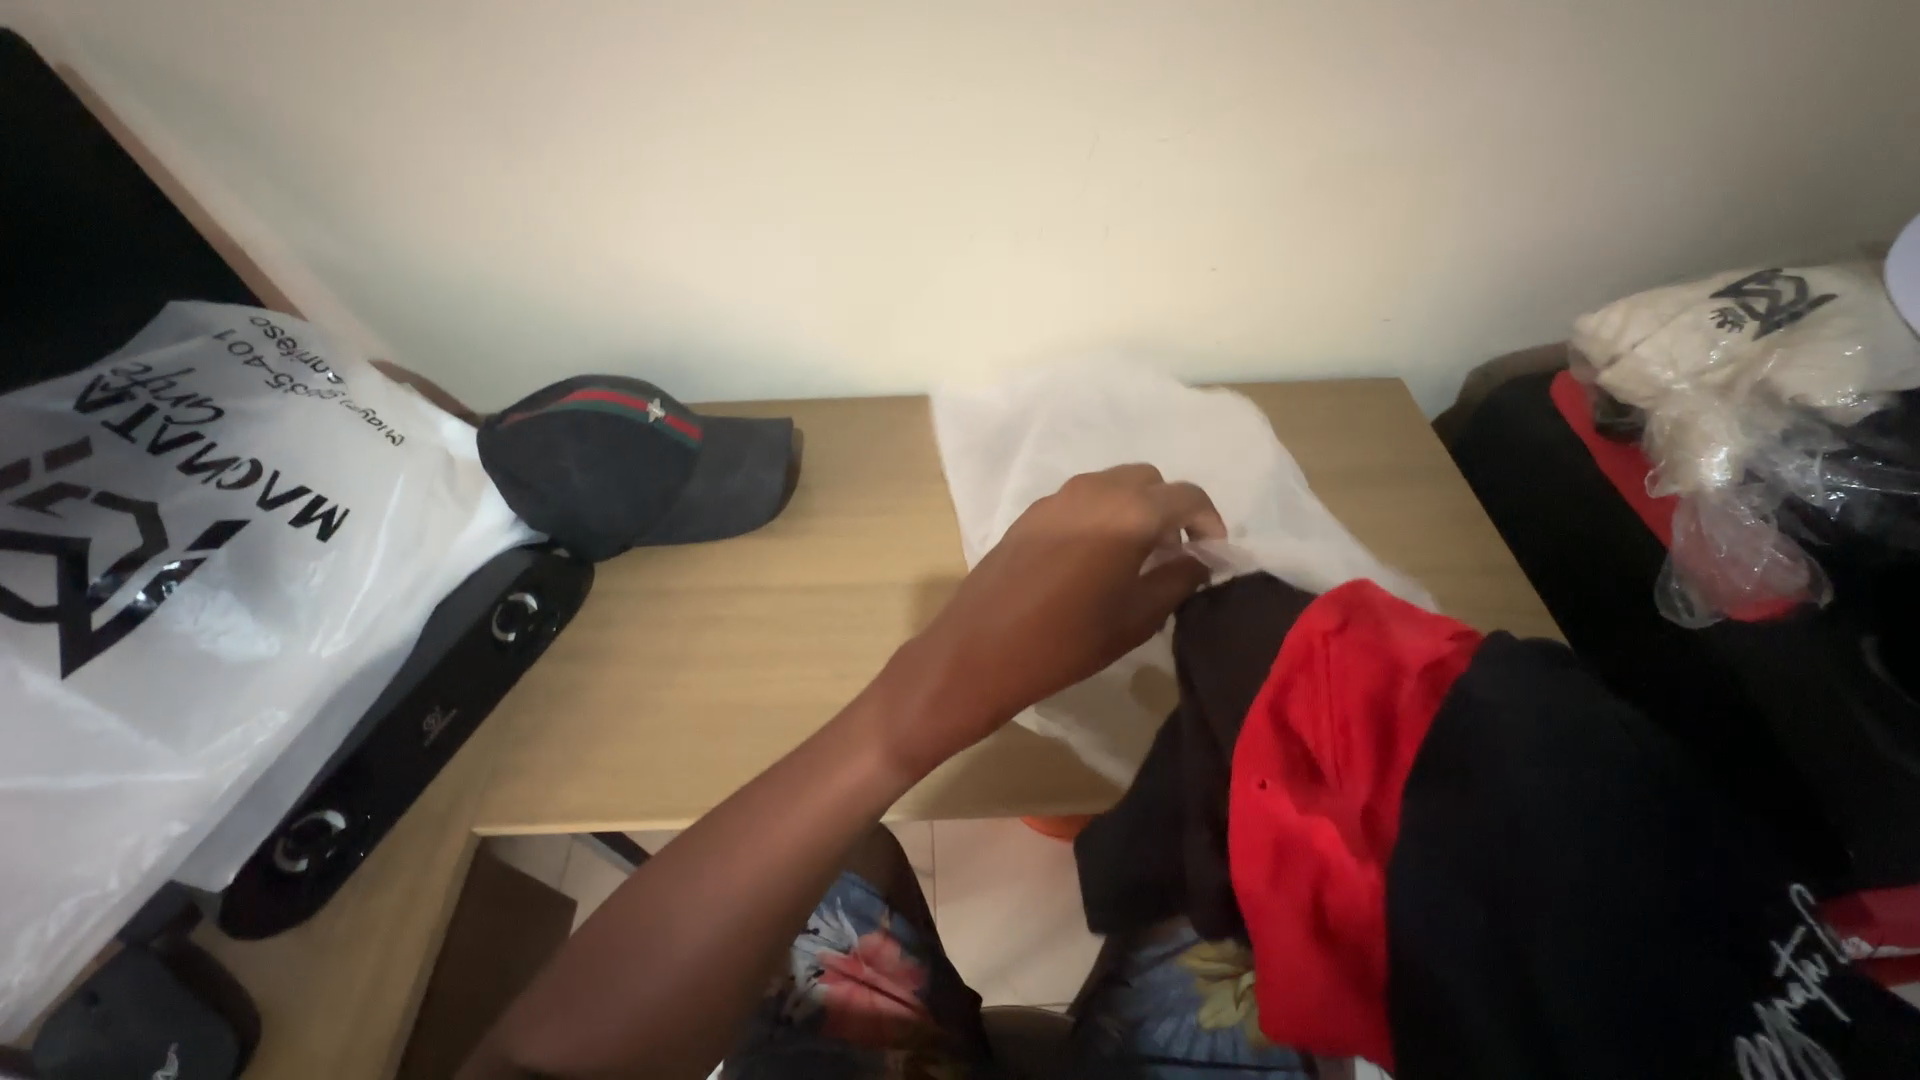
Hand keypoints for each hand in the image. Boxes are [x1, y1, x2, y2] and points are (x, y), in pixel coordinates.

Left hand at [874, 464, 1225, 776]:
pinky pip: (1080, 500)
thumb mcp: (1136, 618)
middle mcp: (1093, 490)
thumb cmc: (1067, 640)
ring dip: (1134, 509)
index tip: (1213, 552)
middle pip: (1148, 481)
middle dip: (1170, 510)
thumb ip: (1177, 579)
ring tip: (1136, 557)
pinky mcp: (1030, 514)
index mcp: (1128, 511)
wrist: (980, 648)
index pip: (1186, 496)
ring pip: (1111, 485)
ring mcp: (1056, 498)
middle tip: (1174, 553)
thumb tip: (1199, 560)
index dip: (1209, 521)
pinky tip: (1096, 558)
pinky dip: (1101, 515)